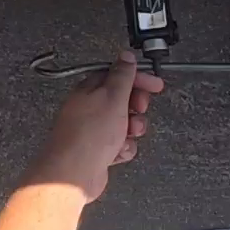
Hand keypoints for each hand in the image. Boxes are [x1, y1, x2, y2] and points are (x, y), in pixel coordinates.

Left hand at [24, 52, 165, 201]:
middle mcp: (88, 107)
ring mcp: (92, 129)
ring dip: (131, 130)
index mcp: (89, 89)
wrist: (74, 173)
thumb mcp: (112, 97)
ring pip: (124, 124)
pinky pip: (120, 144)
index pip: (117, 75)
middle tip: (138, 110)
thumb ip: (122, 75)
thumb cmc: (87, 135)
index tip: (155, 85)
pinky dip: (123, 149)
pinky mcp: (97, 149)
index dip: (138, 78)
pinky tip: (117, 152)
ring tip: (126, 135)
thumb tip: (126, 56)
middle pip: (123, 100)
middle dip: (136, 107)